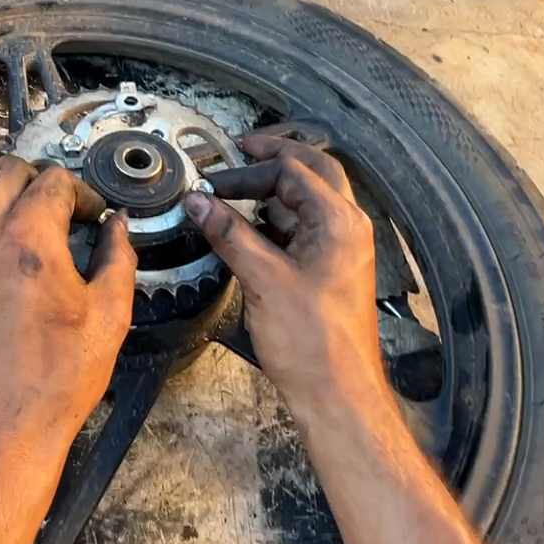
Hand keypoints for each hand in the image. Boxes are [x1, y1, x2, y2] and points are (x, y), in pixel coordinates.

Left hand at [0, 158, 137, 465]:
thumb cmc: (55, 381)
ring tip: (13, 216)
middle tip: (58, 211)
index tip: (89, 216)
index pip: (54, 181)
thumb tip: (117, 228)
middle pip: (6, 171)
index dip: (81, 193)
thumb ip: (118, 259)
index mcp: (29, 240)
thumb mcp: (110, 317)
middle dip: (39, 182)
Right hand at [181, 134, 384, 410]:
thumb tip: (197, 200)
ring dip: (272, 191)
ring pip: (306, 200)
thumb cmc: (309, 340)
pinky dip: (274, 220)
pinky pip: (301, 229)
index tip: (213, 182)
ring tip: (234, 192)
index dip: (247, 172)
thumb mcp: (263, 279)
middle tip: (242, 149)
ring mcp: (339, 247)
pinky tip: (247, 228)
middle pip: (312, 172)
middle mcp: (345, 226)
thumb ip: (229, 233)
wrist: (337, 394)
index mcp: (338, 221)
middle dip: (276, 157)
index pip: (291, 171)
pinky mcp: (327, 268)